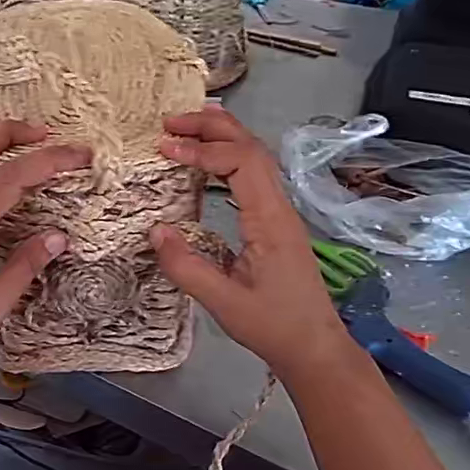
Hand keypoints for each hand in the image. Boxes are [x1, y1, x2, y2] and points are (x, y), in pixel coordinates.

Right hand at [150, 106, 352, 380]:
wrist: (314, 347)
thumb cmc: (274, 326)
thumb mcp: (224, 303)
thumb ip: (187, 267)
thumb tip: (155, 230)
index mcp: (270, 220)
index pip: (241, 162)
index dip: (202, 149)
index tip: (164, 148)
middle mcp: (279, 207)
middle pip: (252, 147)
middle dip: (212, 127)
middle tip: (170, 122)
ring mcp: (280, 213)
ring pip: (255, 157)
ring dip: (221, 137)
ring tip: (185, 129)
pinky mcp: (274, 222)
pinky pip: (252, 175)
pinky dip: (227, 156)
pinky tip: (208, 161)